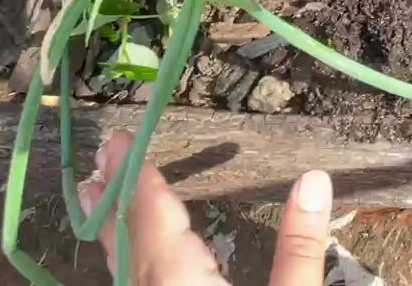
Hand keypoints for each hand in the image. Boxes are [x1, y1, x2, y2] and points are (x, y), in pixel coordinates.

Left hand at [79, 130, 333, 285]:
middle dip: (115, 202)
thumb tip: (314, 178)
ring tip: (97, 197)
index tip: (121, 141)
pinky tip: (133, 255)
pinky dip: (128, 259)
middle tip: (98, 161)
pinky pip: (136, 285)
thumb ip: (300, 249)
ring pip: (125, 275)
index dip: (139, 183)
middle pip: (129, 251)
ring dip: (114, 231)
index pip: (157, 228)